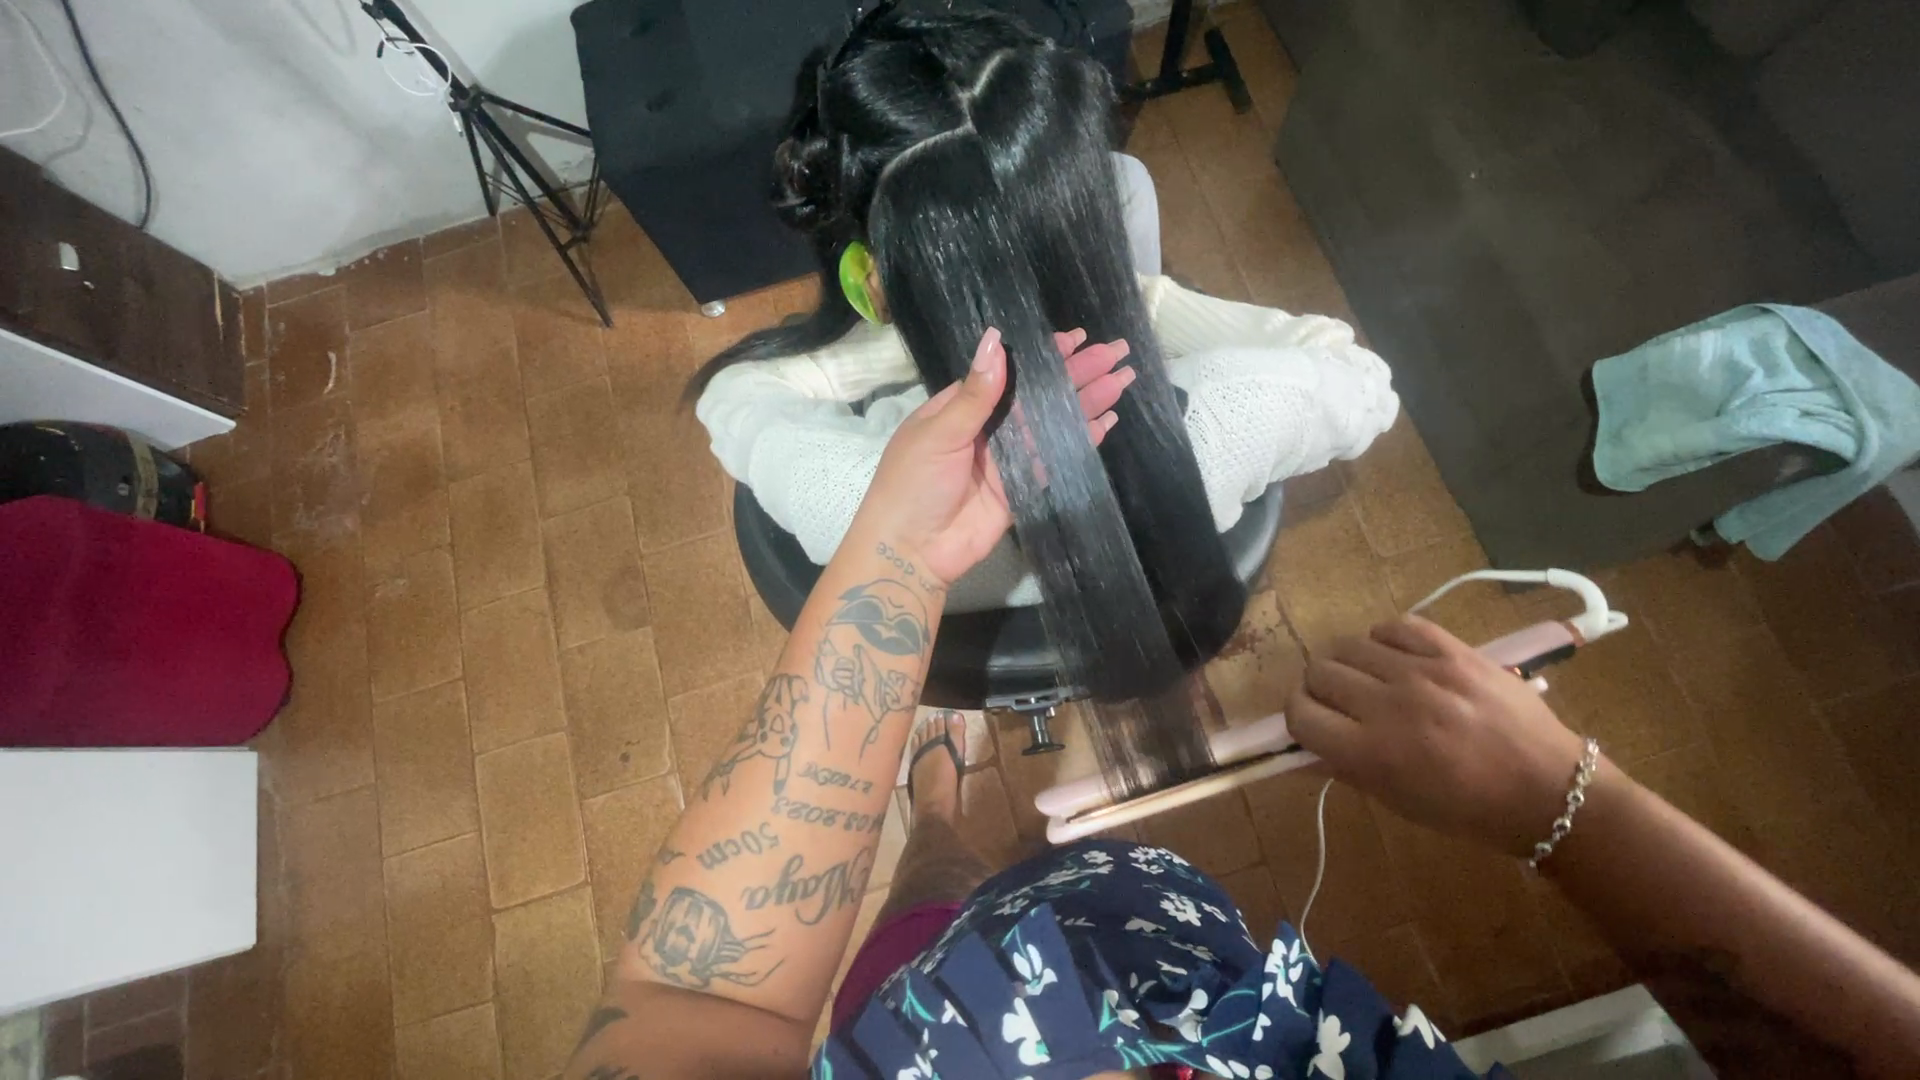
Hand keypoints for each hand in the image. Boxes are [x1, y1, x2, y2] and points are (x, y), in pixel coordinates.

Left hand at [848, 326, 1134, 588]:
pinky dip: (1082, 442)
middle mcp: (988, 430)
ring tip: (1123, 380)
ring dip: (1087, 403)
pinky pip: (1056, 461)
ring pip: (1054, 425)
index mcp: (961, 408)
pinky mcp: (1022, 489)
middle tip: (1116, 353)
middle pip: (1039, 396)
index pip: (1009, 373)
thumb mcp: (940, 432)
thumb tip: (996, 339)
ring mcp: (1008, 460)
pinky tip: (1106, 422)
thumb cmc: (912, 484)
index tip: (1076, 340)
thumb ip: (976, 392)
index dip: (1043, 357)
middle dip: (1076, 375)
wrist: (911, 549)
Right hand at [1286, 615, 1590, 858]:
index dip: (1298, 717)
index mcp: (1372, 753)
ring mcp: (1424, 674)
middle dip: (1319, 690)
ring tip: (1369, 679)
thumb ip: (1342, 768)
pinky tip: (1394, 657)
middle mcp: (1390, 707)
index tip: (1313, 723)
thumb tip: (1297, 750)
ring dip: (1348, 664)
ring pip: (1347, 645)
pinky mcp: (1454, 652)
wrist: (1551, 792)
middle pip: (1318, 673)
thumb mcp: (1395, 800)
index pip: (1300, 714)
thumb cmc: (1467, 809)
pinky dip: (1383, 640)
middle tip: (1341, 704)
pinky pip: (1395, 626)